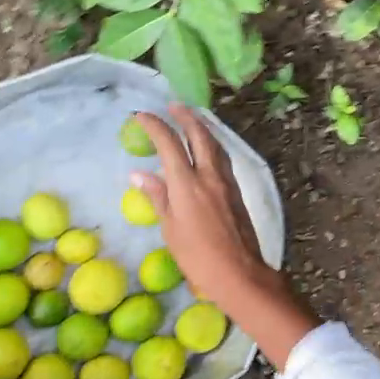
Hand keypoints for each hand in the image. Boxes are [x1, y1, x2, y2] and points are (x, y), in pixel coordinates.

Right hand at [133, 105, 318, 366]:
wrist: (240, 273)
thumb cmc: (198, 257)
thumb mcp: (170, 229)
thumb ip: (157, 197)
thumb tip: (139, 174)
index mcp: (188, 184)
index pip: (169, 144)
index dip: (155, 126)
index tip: (141, 116)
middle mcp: (209, 176)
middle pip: (200, 136)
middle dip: (186, 117)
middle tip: (174, 105)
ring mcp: (227, 183)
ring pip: (216, 145)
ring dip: (203, 128)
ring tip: (192, 120)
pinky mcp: (237, 193)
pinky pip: (223, 159)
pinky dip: (213, 146)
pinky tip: (208, 149)